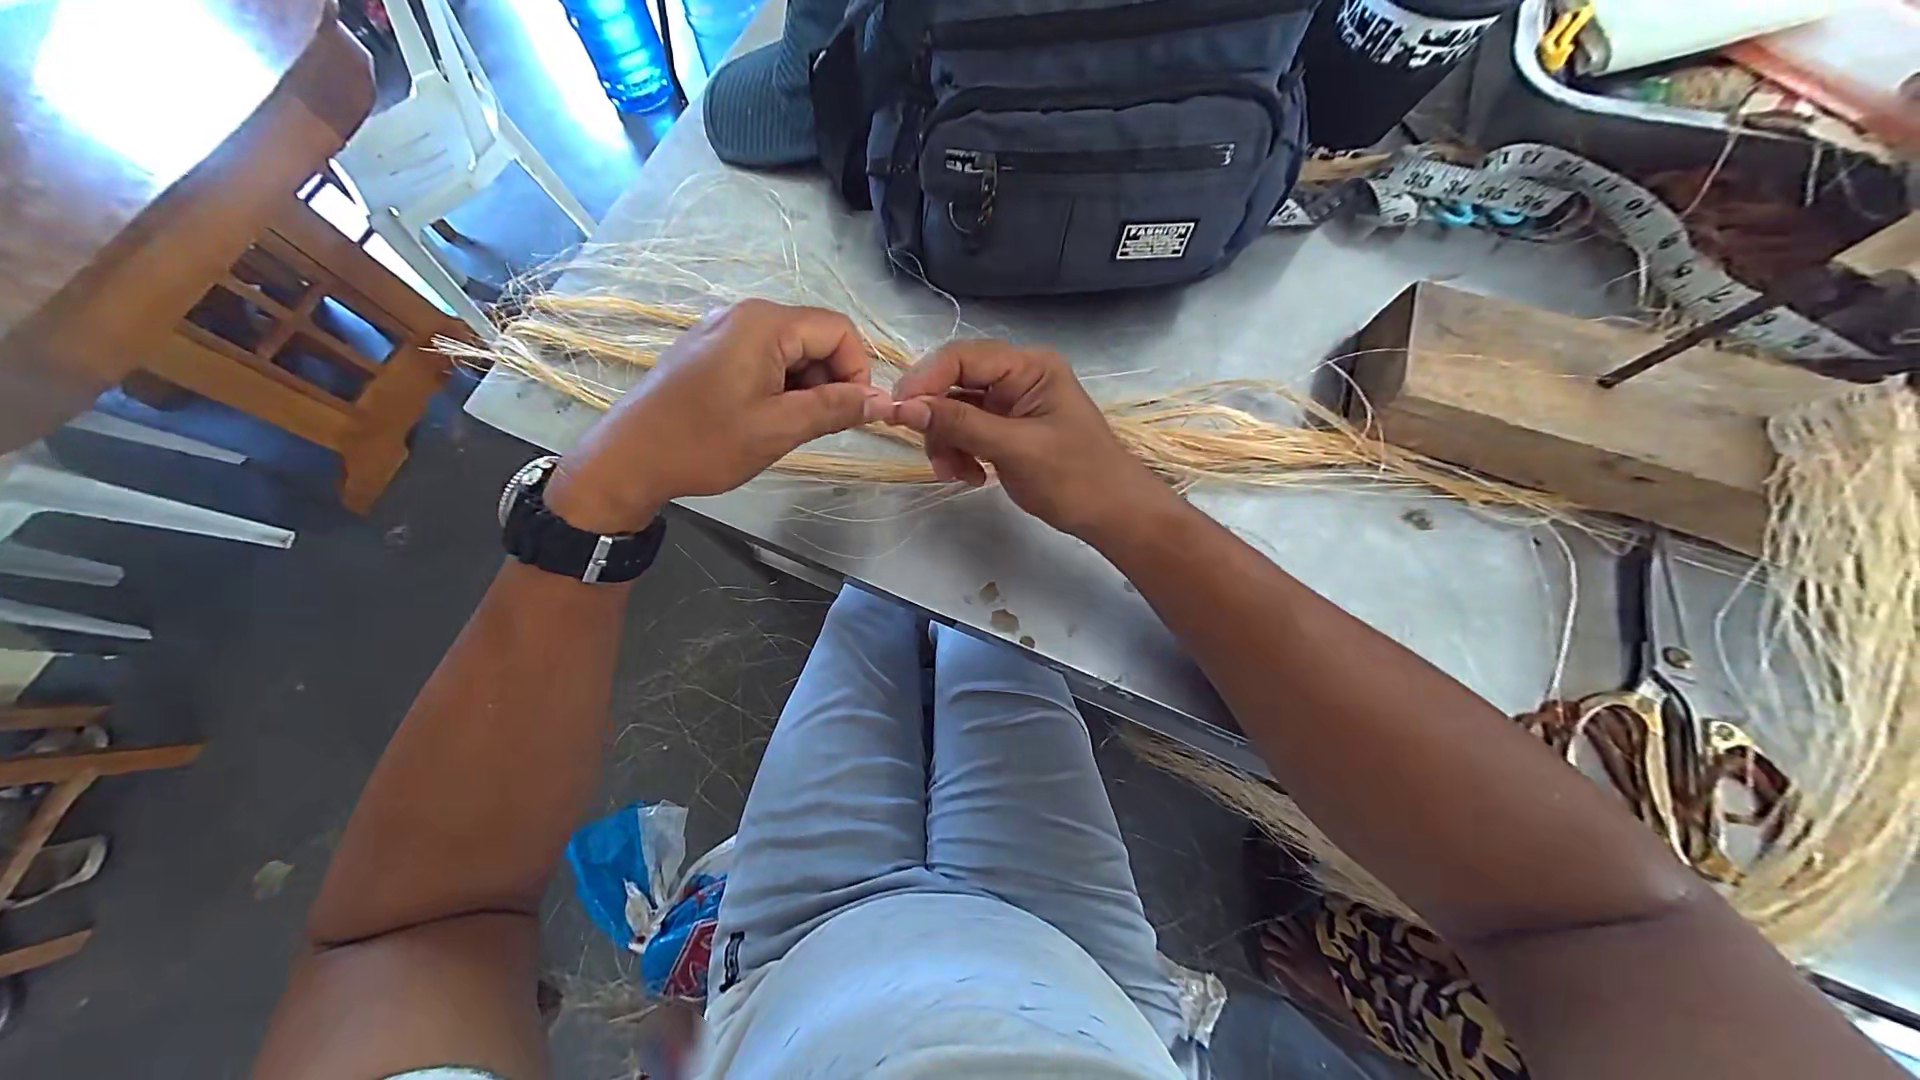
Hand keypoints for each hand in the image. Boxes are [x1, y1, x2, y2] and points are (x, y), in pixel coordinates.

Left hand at [545, 300, 892, 532]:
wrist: (628, 459)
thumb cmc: (705, 443)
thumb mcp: (779, 428)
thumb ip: (836, 409)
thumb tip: (883, 402)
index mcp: (764, 324)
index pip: (839, 331)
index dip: (857, 371)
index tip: (850, 413)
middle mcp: (744, 315)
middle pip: (816, 338)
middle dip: (830, 381)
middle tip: (817, 426)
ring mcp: (723, 331)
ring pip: (792, 353)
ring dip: (804, 388)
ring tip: (786, 427)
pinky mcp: (710, 352)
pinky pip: (764, 360)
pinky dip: (779, 387)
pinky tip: (763, 419)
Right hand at [889, 341, 1170, 538]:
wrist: (1112, 514)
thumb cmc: (1075, 477)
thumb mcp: (1015, 449)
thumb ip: (960, 425)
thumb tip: (904, 408)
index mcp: (1029, 367)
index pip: (962, 358)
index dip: (925, 380)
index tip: (897, 412)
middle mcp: (1016, 377)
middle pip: (953, 384)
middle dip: (937, 421)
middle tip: (932, 455)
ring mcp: (1010, 404)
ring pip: (954, 412)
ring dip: (947, 444)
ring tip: (958, 475)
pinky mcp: (1004, 430)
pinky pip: (965, 433)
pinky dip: (960, 454)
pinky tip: (972, 477)